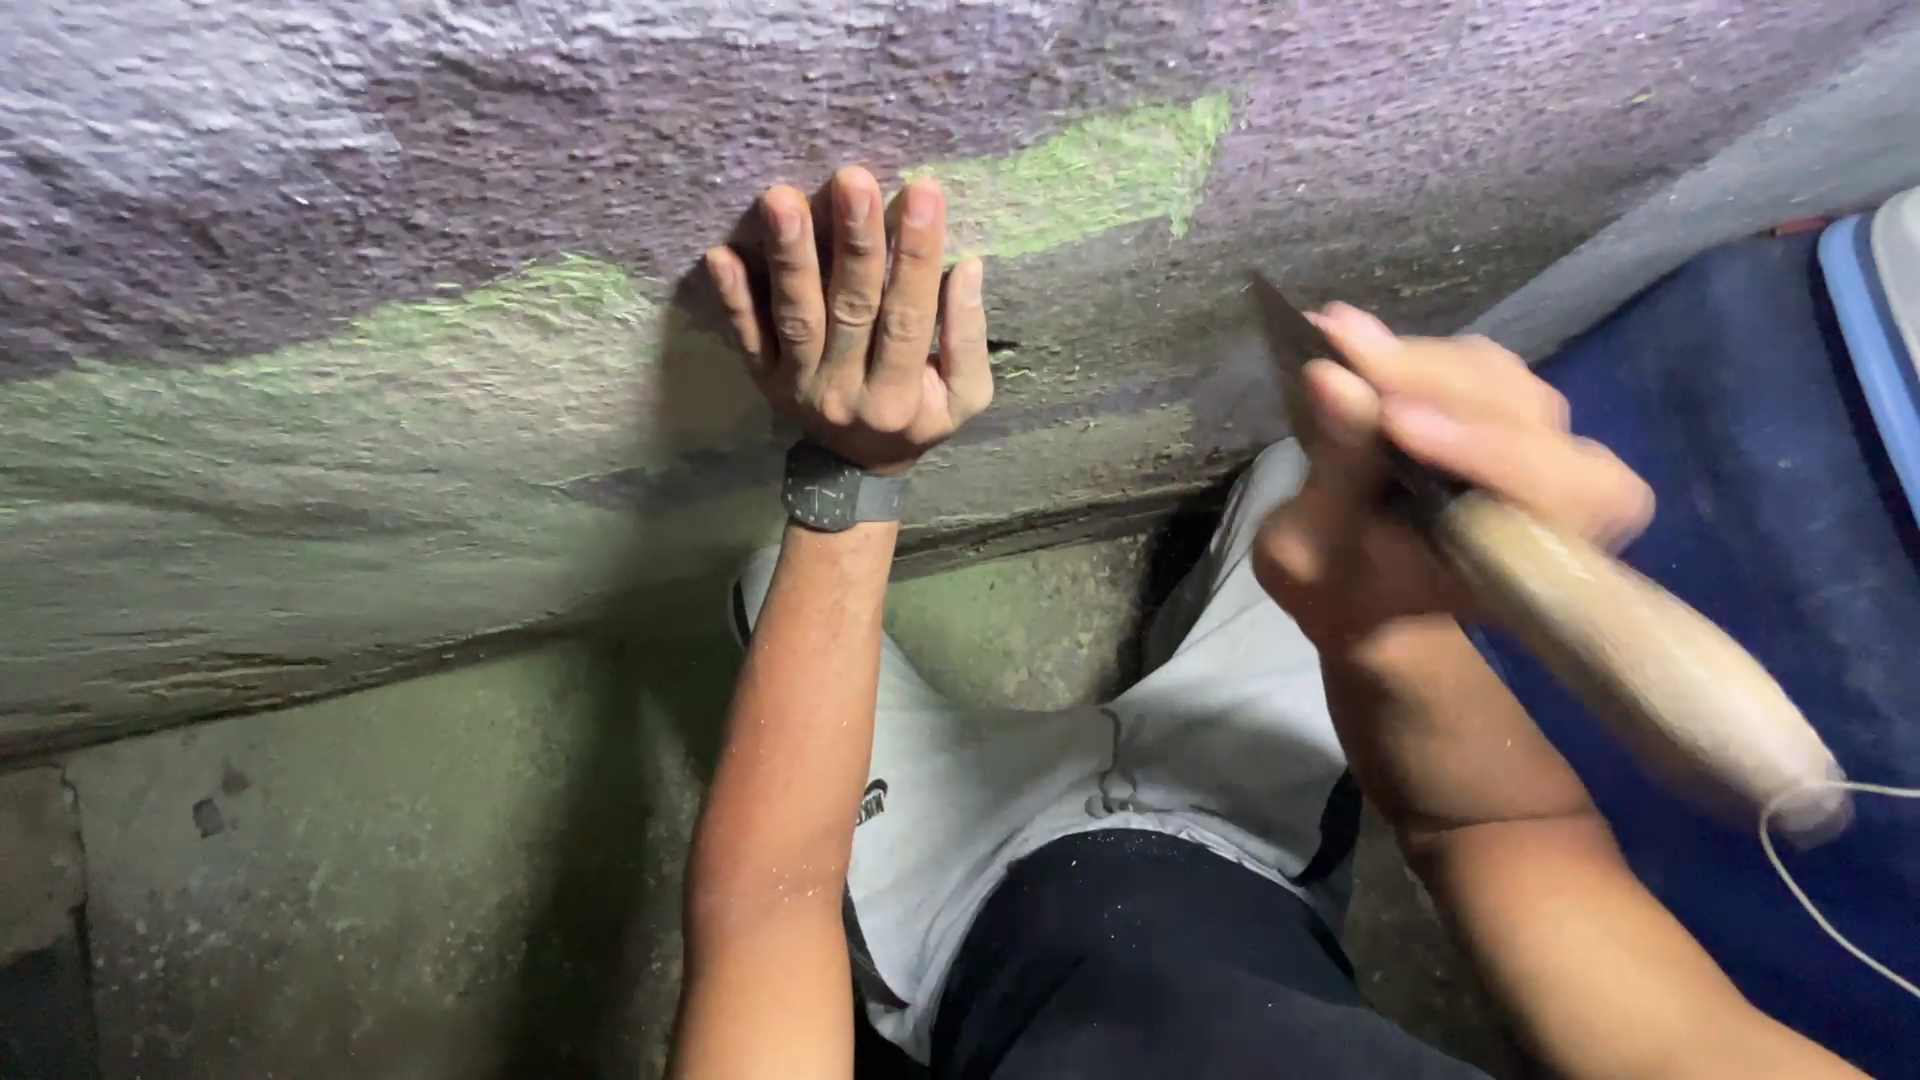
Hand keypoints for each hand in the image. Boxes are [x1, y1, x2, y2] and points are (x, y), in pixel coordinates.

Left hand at [706, 167, 992, 474]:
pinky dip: (733, 299)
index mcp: (899, 398)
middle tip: (852, 180)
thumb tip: (967, 268)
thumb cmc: (918, 420)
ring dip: (790, 258)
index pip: (910, 319)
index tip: (924, 194)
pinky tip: (721, 256)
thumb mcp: (965, 399)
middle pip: (851, 309)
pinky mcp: (766, 378)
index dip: (916, 259)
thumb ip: (968, 340)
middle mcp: (845, 392)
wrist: (859, 465)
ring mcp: (799, 385)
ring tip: (783, 200)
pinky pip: (748, 338)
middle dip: (854, 244)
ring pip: (796, 317)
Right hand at [1253, 304, 1654, 649]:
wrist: (1355, 589)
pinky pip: (1477, 368)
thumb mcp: (1309, 548)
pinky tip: (1355, 345)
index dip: (1481, 446)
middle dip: (1431, 383)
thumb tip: (1329, 377)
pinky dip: (1415, 354)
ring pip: (1500, 381)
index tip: (1392, 419)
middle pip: (1523, 415)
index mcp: (1521, 561)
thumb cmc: (1335, 589)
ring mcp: (1536, 450)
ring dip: (1419, 362)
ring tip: (1339, 341)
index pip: (1551, 491)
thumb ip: (1336, 473)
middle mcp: (1556, 502)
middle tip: (1343, 349)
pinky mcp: (1503, 417)